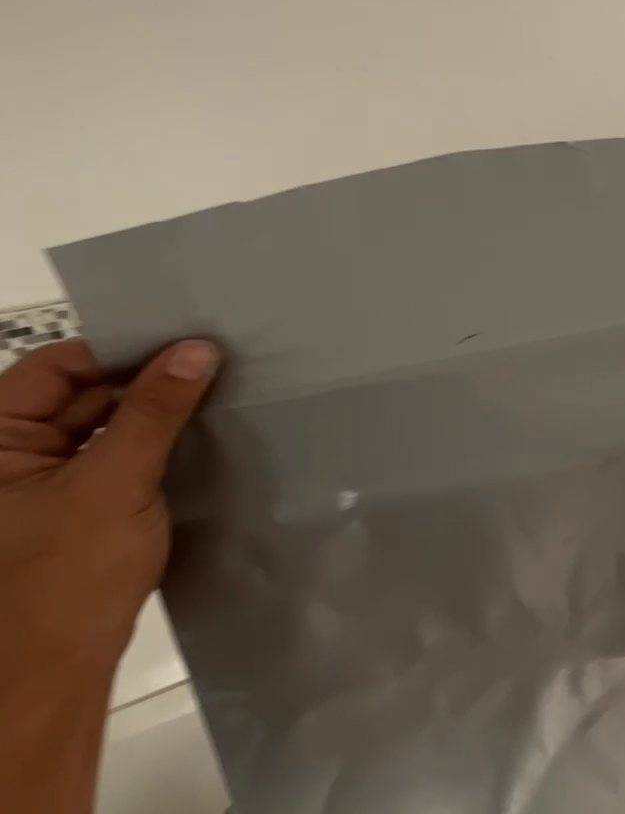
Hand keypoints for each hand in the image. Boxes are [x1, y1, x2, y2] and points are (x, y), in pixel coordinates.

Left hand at [0, 339, 217, 670]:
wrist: (50, 665)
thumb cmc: (64, 574)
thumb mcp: (114, 482)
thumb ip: (153, 412)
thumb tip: (196, 349)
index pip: (52, 368)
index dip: (118, 350)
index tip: (191, 341)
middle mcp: (3, 456)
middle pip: (79, 392)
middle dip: (146, 378)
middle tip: (220, 363)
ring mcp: (37, 483)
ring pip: (103, 422)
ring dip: (157, 410)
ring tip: (221, 394)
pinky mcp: (75, 504)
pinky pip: (116, 453)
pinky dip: (156, 440)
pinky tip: (201, 434)